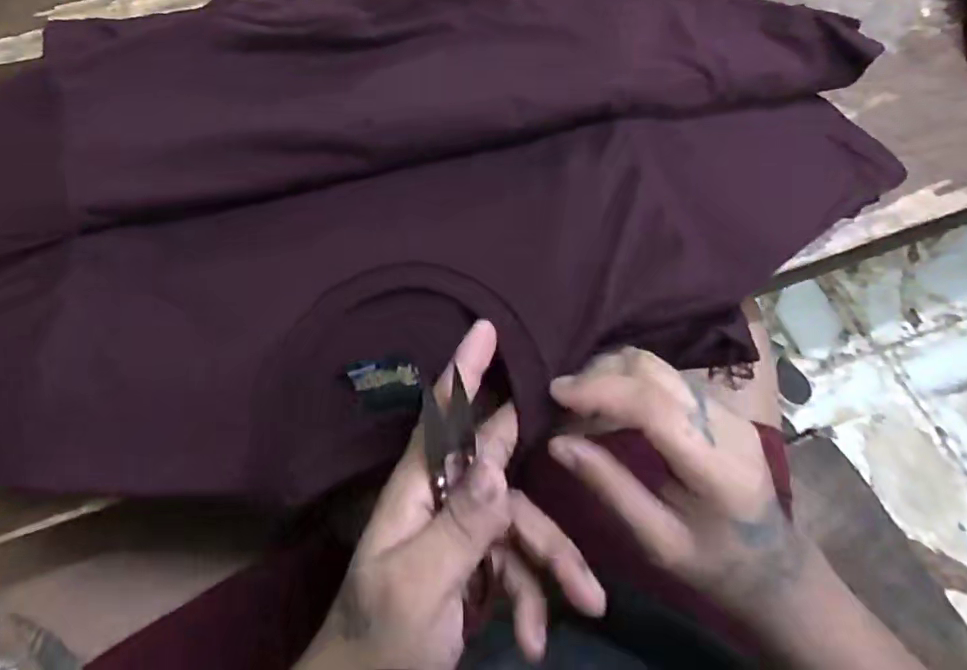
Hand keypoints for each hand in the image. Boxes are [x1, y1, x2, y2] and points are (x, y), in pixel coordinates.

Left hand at [297, 322, 606, 669]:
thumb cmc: (381, 638)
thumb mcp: (420, 585)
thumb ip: (460, 526)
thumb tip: (497, 467)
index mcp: (415, 490)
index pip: (442, 418)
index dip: (462, 370)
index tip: (485, 329)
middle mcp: (438, 501)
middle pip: (500, 476)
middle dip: (542, 504)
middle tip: (584, 482)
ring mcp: (457, 537)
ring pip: (518, 528)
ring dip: (551, 566)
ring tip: (584, 605)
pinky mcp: (472, 571)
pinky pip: (514, 570)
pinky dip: (530, 602)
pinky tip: (531, 641)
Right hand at [546, 348, 812, 621]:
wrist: (776, 568)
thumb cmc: (715, 565)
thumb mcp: (659, 542)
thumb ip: (610, 488)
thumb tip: (556, 442)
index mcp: (717, 467)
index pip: (653, 406)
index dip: (600, 390)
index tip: (556, 393)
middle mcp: (725, 424)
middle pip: (650, 370)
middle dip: (597, 375)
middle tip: (562, 400)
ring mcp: (723, 407)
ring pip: (652, 363)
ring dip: (608, 372)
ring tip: (580, 401)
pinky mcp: (715, 401)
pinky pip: (659, 372)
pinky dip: (623, 378)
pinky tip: (606, 402)